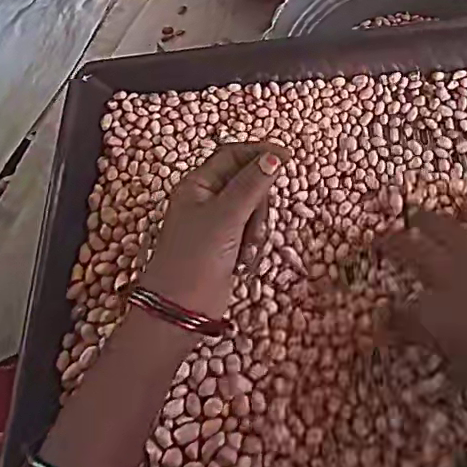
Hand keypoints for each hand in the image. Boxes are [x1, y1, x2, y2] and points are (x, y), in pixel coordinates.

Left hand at [136, 142, 285, 319]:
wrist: (180, 313)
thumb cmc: (195, 259)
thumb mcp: (226, 217)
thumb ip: (251, 185)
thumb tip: (274, 156)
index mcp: (198, 185)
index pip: (232, 155)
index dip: (259, 153)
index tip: (286, 157)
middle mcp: (206, 200)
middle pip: (248, 183)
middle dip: (258, 204)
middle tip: (254, 226)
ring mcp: (216, 224)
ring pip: (253, 210)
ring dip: (256, 229)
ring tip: (245, 250)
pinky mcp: (226, 246)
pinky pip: (251, 234)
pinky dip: (252, 246)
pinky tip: (242, 263)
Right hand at [378, 192, 466, 410]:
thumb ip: (447, 357)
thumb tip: (431, 350)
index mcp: (437, 315)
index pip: (400, 313)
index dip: (388, 317)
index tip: (381, 320)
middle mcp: (448, 277)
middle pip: (408, 251)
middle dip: (389, 244)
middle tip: (377, 238)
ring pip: (438, 226)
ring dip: (422, 219)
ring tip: (413, 214)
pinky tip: (463, 207)